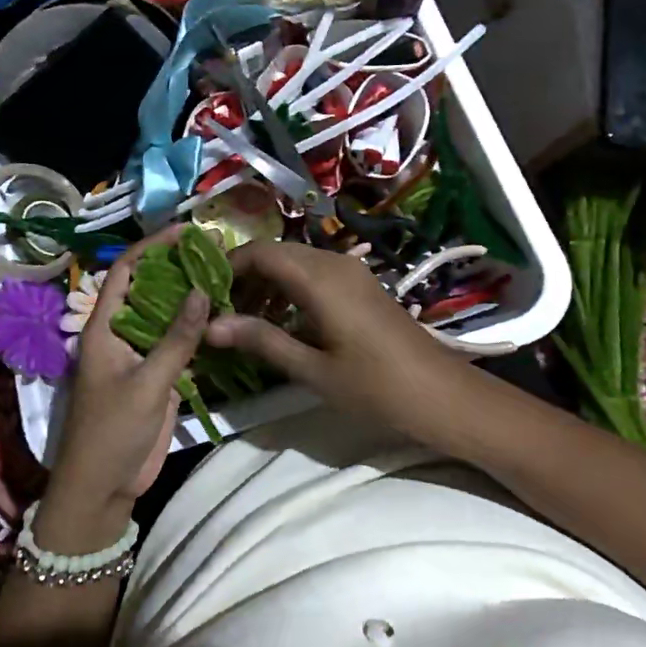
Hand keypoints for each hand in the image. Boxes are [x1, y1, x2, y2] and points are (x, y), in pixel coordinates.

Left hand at [39, 227, 207, 551]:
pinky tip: (225, 317)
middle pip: (149, 289)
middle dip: (177, 267)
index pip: (125, 272)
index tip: (186, 231)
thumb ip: (177, 339)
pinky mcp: (159, 376)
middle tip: (215, 250)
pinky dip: (199, 330)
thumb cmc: (113, 432)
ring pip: (167, 316)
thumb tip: (202, 291)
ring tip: (226, 275)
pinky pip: (180, 344)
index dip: (152, 247)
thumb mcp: (147, 383)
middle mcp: (122, 334)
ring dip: (192, 297)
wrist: (103, 487)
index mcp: (105, 328)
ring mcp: (141, 355)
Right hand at [204, 241, 459, 436]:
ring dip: (268, 283)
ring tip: (245, 321)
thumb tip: (211, 326)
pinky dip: (291, 290)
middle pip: (278, 253)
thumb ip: (262, 341)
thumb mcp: (313, 369)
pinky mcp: (361, 286)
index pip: (262, 252)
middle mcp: (335, 264)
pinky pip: (316, 274)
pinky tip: (281, 323)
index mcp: (320, 278)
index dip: (229, 267)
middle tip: (221, 311)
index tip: (205, 294)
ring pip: (297, 262)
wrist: (440, 394)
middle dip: (246, 276)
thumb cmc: (375, 386)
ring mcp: (352, 272)